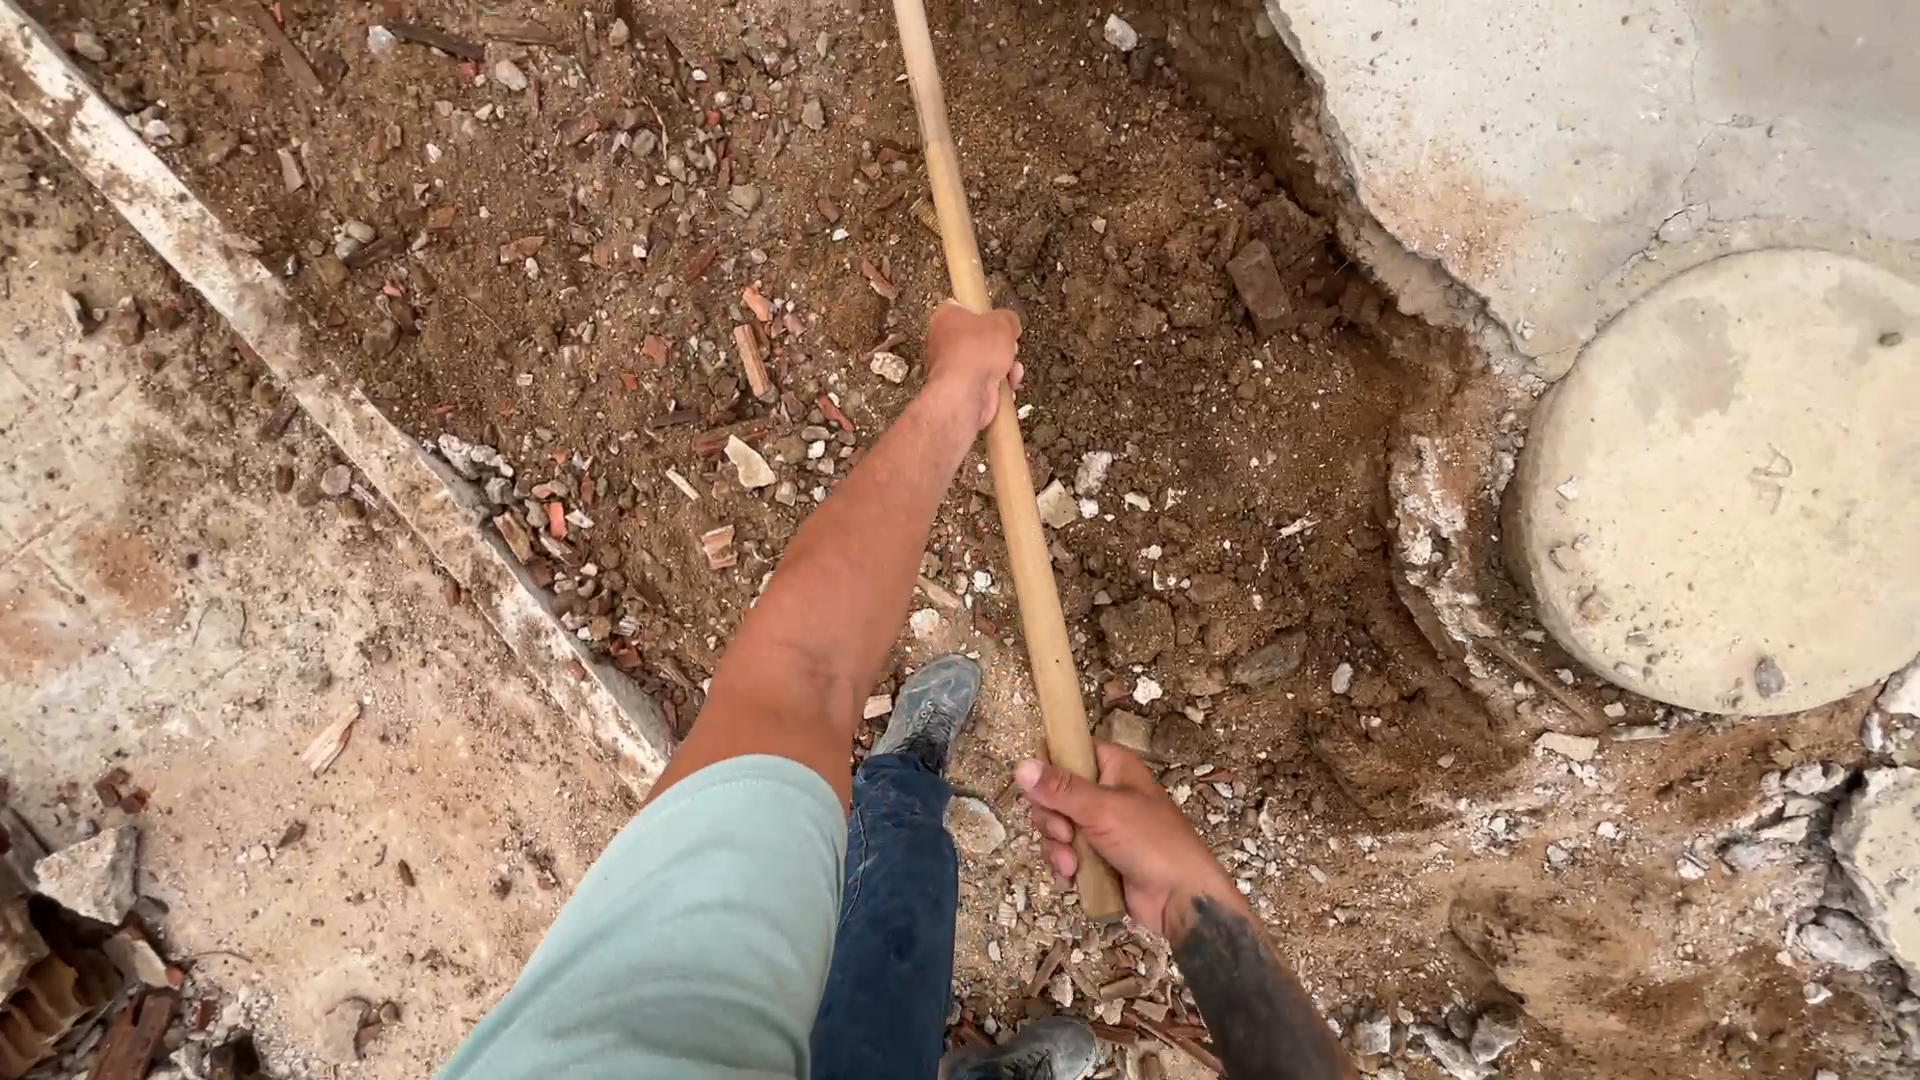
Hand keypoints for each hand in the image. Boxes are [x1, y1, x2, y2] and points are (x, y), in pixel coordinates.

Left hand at [922, 302, 1023, 429]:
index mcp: (946, 318)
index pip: (964, 309)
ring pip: (985, 365)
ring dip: (1004, 368)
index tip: (998, 320)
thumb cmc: (974, 353)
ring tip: (1010, 369)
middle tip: (1008, 347)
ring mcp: (952, 370)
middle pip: (979, 341)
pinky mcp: (961, 392)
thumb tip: (1011, 323)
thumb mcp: (1003, 322)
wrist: (965, 394)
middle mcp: (944, 344)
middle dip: (999, 347)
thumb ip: (1008, 319)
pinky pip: (986, 386)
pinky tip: (1007, 387)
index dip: (985, 315)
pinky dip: (999, 387)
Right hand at [1016, 742, 1245, 937]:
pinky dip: (1062, 864)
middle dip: (1051, 819)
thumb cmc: (1151, 841)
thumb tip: (1020, 766)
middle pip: (1052, 792)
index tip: (1039, 791)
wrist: (1182, 899)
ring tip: (1073, 865)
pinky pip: (1063, 851)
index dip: (1048, 769)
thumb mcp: (1104, 810)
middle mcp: (1102, 790)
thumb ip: (1060, 789)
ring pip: (1054, 824)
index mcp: (1111, 765)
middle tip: (1064, 834)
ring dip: (1056, 846)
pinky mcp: (1095, 854)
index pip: (1066, 751)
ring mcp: (1098, 824)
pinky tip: (1071, 878)